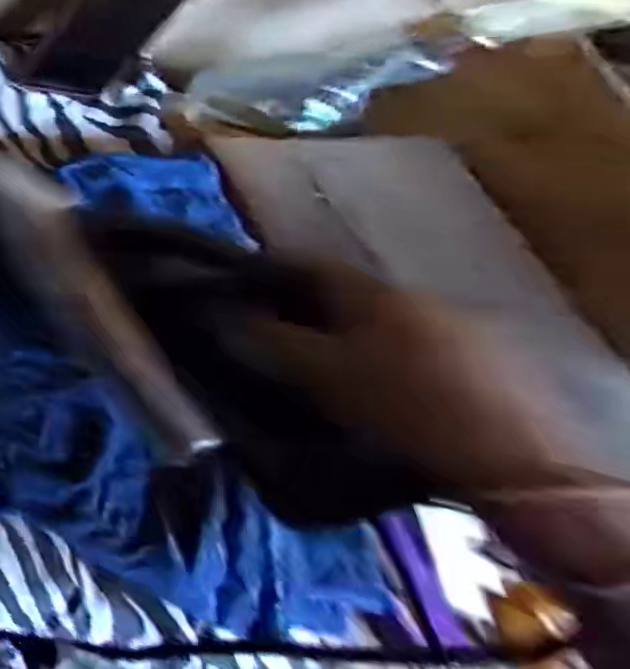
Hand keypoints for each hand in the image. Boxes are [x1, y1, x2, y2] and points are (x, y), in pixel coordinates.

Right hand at [244, 264, 577, 493]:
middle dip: (297, 304)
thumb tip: (214, 309)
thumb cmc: (398, 407)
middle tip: (264, 328)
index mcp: (370, 289)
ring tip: (310, 357)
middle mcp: (413, 295)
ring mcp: (456, 326)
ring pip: (373, 317)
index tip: (225, 290)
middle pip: (337, 289)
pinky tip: (363, 376)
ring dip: (338, 330)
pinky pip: (408, 341)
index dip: (255, 271)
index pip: (297, 261)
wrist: (517, 469)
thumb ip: (260, 334)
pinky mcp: (484, 361)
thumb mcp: (313, 371)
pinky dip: (376, 350)